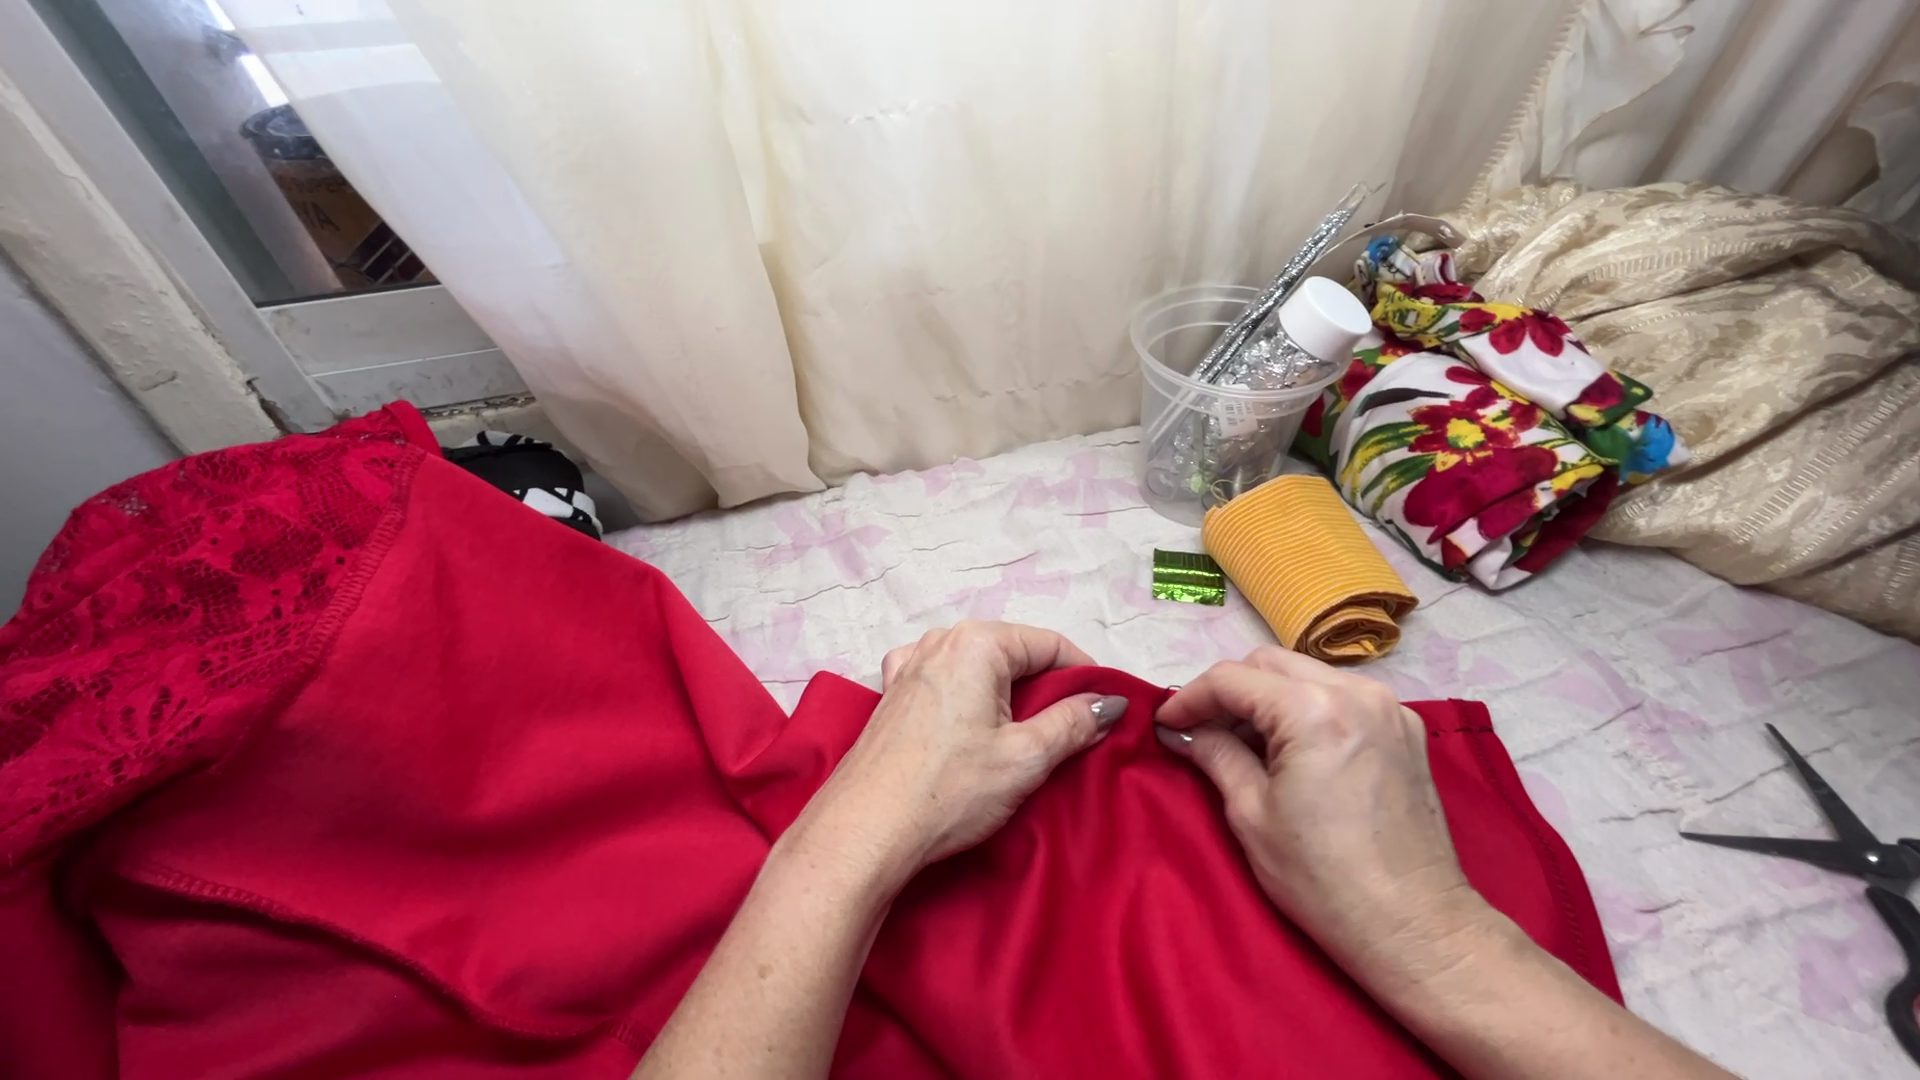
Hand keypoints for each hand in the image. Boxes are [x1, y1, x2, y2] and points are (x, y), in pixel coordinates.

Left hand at [794, 621, 1125, 883]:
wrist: (865, 830)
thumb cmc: (950, 789)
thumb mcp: (1026, 757)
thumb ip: (1074, 722)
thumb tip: (1110, 703)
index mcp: (976, 643)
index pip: (1049, 644)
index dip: (1085, 675)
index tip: (1105, 708)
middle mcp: (939, 640)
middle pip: (1013, 653)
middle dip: (1046, 687)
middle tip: (1070, 730)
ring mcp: (909, 663)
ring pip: (978, 667)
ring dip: (1007, 694)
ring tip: (1024, 735)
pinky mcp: (891, 692)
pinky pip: (944, 679)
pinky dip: (966, 695)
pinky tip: (970, 723)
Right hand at [1153, 647, 1489, 986]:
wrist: (1416, 927)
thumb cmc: (1322, 878)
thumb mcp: (1251, 813)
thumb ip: (1214, 754)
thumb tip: (1181, 732)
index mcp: (1312, 710)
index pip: (1231, 679)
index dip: (1189, 698)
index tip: (1166, 723)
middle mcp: (1355, 692)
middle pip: (1268, 663)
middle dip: (1228, 691)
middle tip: (1202, 731)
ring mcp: (1387, 707)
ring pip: (1304, 673)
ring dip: (1266, 697)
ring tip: (1243, 741)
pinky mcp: (1405, 728)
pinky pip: (1339, 695)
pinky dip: (1304, 708)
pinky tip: (1290, 748)